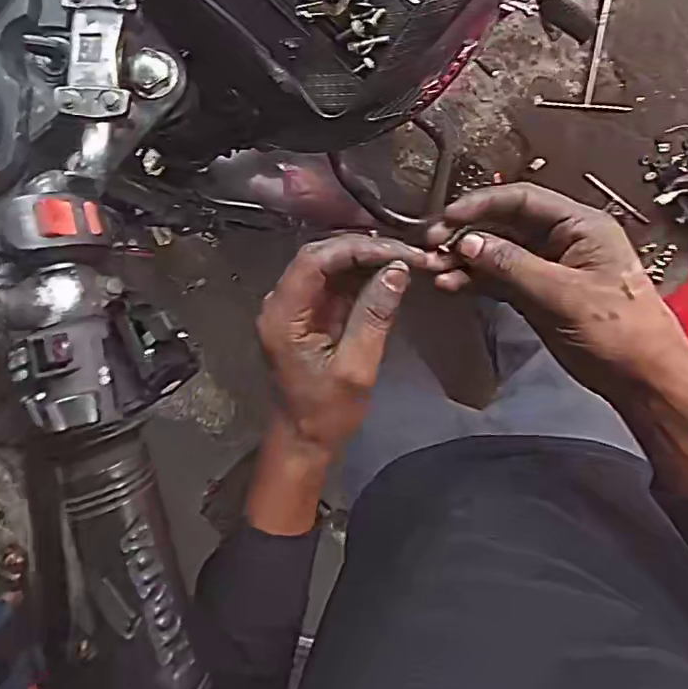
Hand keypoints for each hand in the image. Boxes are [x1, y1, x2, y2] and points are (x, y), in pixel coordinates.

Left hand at [257, 234, 423, 458]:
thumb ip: (374, 317)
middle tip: (406, 253)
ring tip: (403, 258)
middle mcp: (281, 303)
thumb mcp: (356, 369)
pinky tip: (388, 273)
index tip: (397, 252)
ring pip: (328, 264)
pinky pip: (333, 282)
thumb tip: (398, 270)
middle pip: (320, 256)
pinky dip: (361, 274)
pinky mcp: (309, 313)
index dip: (356, 248)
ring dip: (365, 258)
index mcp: (282, 315)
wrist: (304, 440)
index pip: (314, 260)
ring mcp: (294, 306)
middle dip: (364, 249)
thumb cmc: (326, 413)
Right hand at [422, 184, 687, 400]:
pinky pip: (498, 278)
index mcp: (581, 225)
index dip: (481, 204)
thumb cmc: (619, 331)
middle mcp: (561, 239)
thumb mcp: (563, 294)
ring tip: (435, 269)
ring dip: (464, 259)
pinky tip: (451, 285)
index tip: (447, 217)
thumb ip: (511, 265)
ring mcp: (547, 266)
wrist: (643, 380)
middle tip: (432, 245)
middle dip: (466, 233)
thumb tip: (467, 241)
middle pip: (503, 224)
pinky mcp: (537, 292)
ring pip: (496, 252)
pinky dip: (475, 280)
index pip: (522, 199)